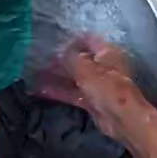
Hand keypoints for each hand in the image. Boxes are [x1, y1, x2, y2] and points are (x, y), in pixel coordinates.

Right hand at [34, 35, 151, 142]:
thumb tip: (58, 51)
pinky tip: (41, 90)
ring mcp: (97, 84)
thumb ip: (69, 57)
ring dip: (57, 76)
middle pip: (79, 59)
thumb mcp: (84, 68)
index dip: (70, 40)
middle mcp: (103, 66)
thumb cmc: (105, 86)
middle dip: (59, 60)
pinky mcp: (92, 100)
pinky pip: (73, 92)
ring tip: (35, 75)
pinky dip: (59, 91)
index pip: (88, 40)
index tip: (52, 42)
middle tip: (40, 60)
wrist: (121, 117)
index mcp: (107, 52)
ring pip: (74, 77)